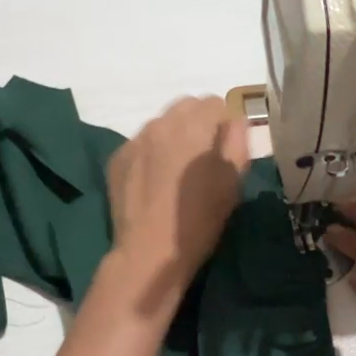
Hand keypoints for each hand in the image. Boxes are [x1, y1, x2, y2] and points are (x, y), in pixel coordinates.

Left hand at [104, 96, 250, 303]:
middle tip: (204, 157)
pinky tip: (156, 182)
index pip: (215, 103)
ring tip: (177, 171)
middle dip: (198, 123)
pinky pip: (141, 144)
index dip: (224, 123)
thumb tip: (236, 121)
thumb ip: (238, 141)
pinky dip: (151, 154)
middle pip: (186, 106)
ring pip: (161, 124)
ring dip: (173, 137)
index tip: (226, 147)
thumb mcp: (233, 181)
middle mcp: (160, 124)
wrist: (150, 253)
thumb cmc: (200, 219)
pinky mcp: (117, 159)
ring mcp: (134, 140)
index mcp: (193, 125)